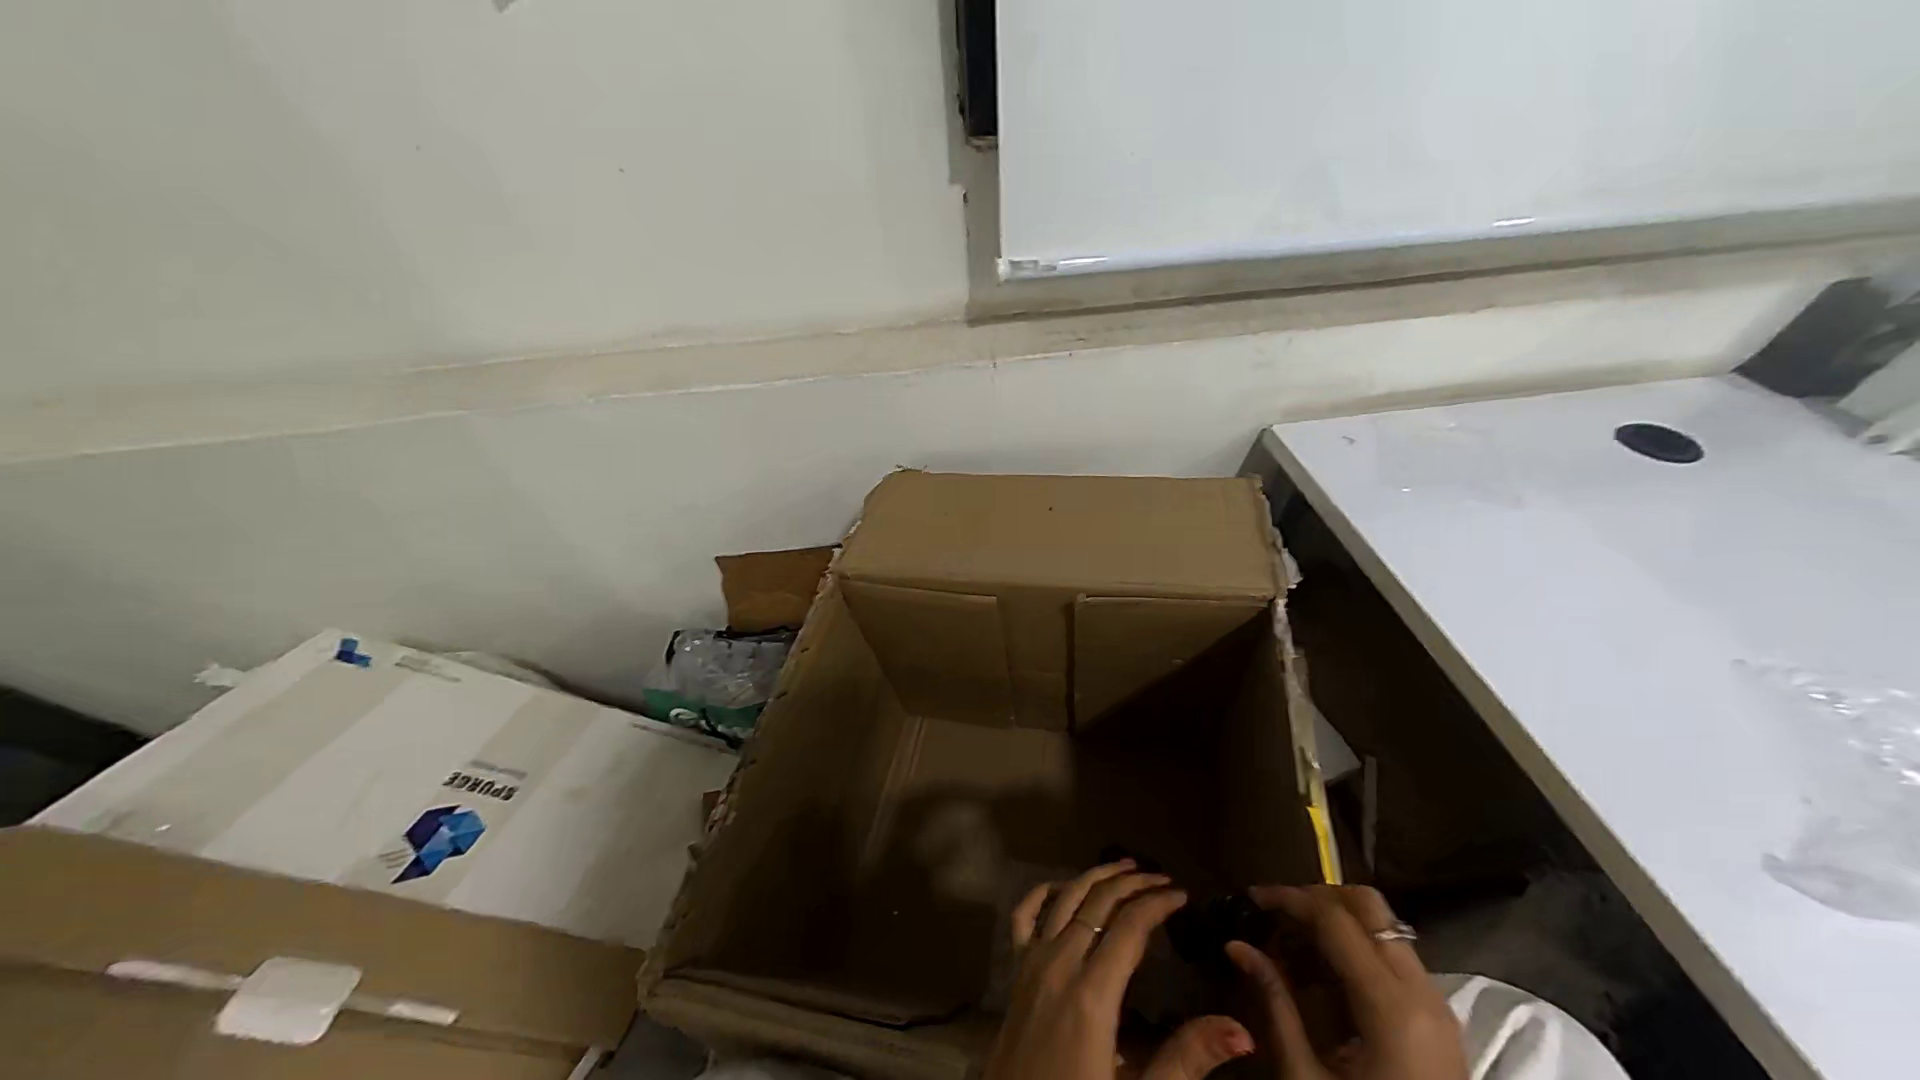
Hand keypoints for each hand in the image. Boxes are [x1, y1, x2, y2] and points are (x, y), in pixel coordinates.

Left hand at [985, 860, 1257, 1079]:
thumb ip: (1187, 1059)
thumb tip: (1241, 1030)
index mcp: (1092, 992)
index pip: (1129, 927)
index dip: (1157, 904)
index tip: (1183, 895)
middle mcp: (1059, 963)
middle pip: (1097, 902)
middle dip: (1132, 884)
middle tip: (1162, 878)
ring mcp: (1031, 963)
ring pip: (1063, 898)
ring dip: (1094, 878)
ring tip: (1125, 867)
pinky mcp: (1014, 971)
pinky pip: (1023, 916)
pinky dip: (1042, 893)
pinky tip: (1060, 887)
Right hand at [1226, 885, 1466, 1079]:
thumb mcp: (1306, 1076)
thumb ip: (1274, 1001)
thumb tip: (1236, 945)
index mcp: (1390, 1006)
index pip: (1335, 918)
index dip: (1289, 897)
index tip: (1251, 897)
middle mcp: (1423, 992)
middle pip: (1369, 906)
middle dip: (1317, 895)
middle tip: (1276, 912)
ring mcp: (1439, 1004)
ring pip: (1386, 925)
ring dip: (1338, 917)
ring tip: (1294, 938)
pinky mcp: (1440, 1019)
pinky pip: (1396, 954)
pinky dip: (1358, 943)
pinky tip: (1325, 970)